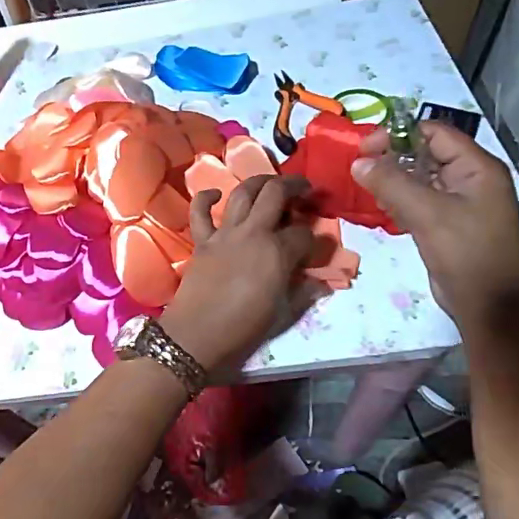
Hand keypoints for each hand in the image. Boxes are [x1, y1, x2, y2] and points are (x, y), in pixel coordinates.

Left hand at [161, 175, 324, 374]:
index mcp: (278, 252)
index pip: (304, 233)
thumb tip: (321, 282)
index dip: (314, 236)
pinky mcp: (202, 241)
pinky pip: (200, 211)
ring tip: (271, 183)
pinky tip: (217, 194)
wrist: (197, 337)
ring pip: (243, 192)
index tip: (317, 242)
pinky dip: (206, 198)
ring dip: (259, 181)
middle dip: (294, 185)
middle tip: (304, 188)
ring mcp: (225, 233)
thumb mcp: (283, 312)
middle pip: (276, 194)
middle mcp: (253, 233)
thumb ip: (303, 291)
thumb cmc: (244, 328)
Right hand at [351, 122, 518, 328]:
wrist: (490, 307)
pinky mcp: (452, 226)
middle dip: (394, 159)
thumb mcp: (427, 213)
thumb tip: (358, 162)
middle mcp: (473, 180)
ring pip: (423, 181)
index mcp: (478, 167)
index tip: (365, 147)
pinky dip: (403, 202)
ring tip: (366, 188)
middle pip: (428, 155)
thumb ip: (392, 183)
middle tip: (360, 168)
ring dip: (395, 182)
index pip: (435, 133)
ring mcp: (463, 204)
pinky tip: (381, 208)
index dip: (399, 134)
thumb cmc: (465, 252)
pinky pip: (424, 203)